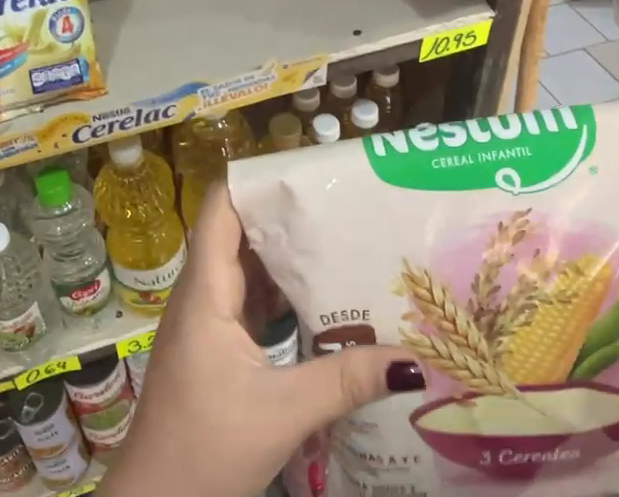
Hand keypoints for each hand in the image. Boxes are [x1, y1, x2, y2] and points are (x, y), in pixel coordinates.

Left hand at [103, 185, 417, 496]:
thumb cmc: (205, 448)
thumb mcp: (283, 412)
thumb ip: (346, 380)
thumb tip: (415, 358)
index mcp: (206, 292)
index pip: (221, 210)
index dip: (255, 181)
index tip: (305, 170)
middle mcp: (203, 296)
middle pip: (240, 234)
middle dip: (287, 216)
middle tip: (344, 205)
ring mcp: (208, 323)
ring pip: (249, 271)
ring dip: (289, 258)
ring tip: (343, 241)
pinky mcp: (218, 349)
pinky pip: (252, 304)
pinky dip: (284, 296)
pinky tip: (324, 301)